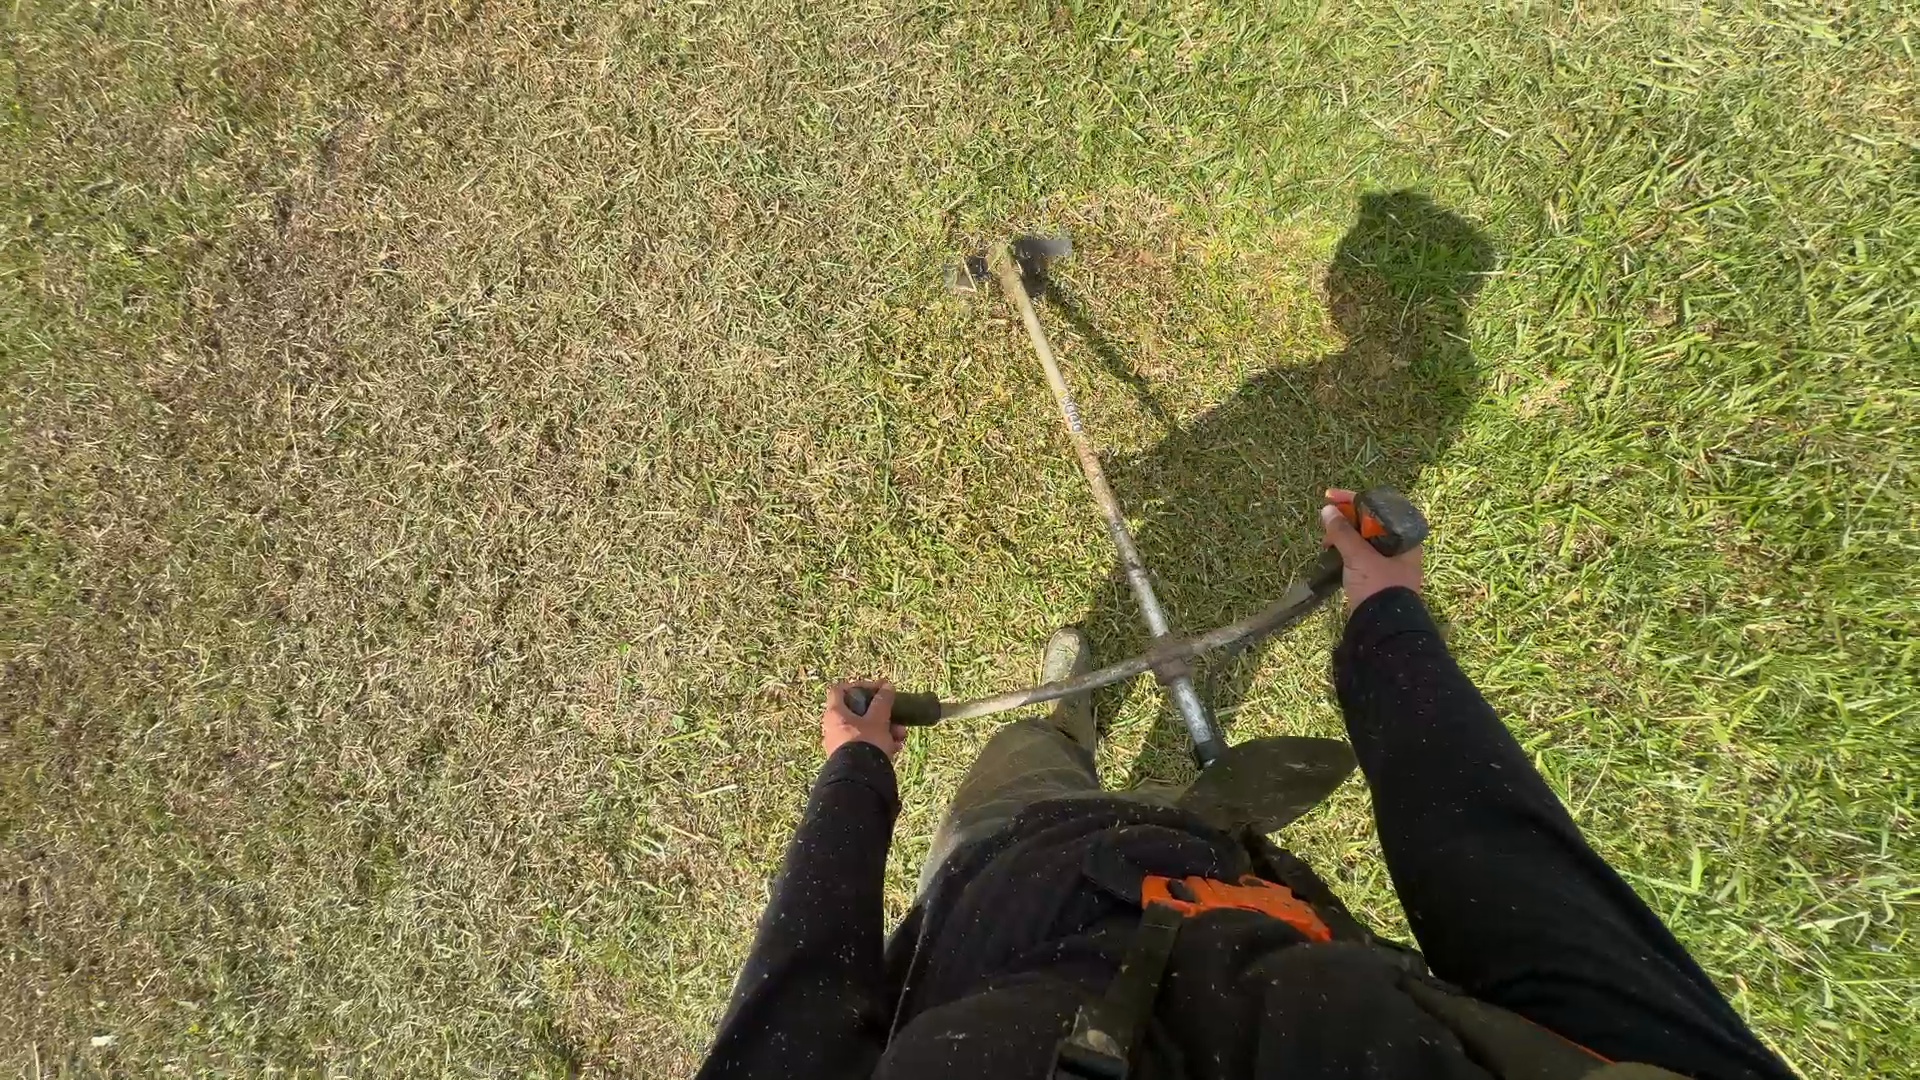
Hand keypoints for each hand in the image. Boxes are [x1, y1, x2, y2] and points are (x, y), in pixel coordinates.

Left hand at [822, 682, 907, 759]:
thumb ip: (883, 701)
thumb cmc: (866, 742)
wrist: (860, 780)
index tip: (876, 689)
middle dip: (880, 712)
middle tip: (896, 714)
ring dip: (885, 728)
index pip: (840, 690)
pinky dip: (880, 742)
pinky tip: (896, 747)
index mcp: (835, 714)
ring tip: (901, 735)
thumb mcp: (878, 719)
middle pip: (857, 711)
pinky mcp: (848, 758)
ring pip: (864, 729)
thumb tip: (887, 687)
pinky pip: (865, 744)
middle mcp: (833, 727)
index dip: (858, 685)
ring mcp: (840, 743)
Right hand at [1321, 488, 1422, 611]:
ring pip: (1361, 538)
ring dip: (1342, 536)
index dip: (1354, 500)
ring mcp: (1387, 561)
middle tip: (1326, 524)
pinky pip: (1358, 553)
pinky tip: (1331, 553)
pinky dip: (1344, 550)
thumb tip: (1326, 509)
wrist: (1382, 625)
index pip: (1379, 507)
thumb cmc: (1378, 586)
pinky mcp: (1375, 575)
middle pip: (1369, 522)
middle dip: (1345, 519)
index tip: (1330, 496)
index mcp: (1405, 537)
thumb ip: (1343, 532)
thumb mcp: (1359, 556)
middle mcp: (1399, 547)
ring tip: (1326, 543)